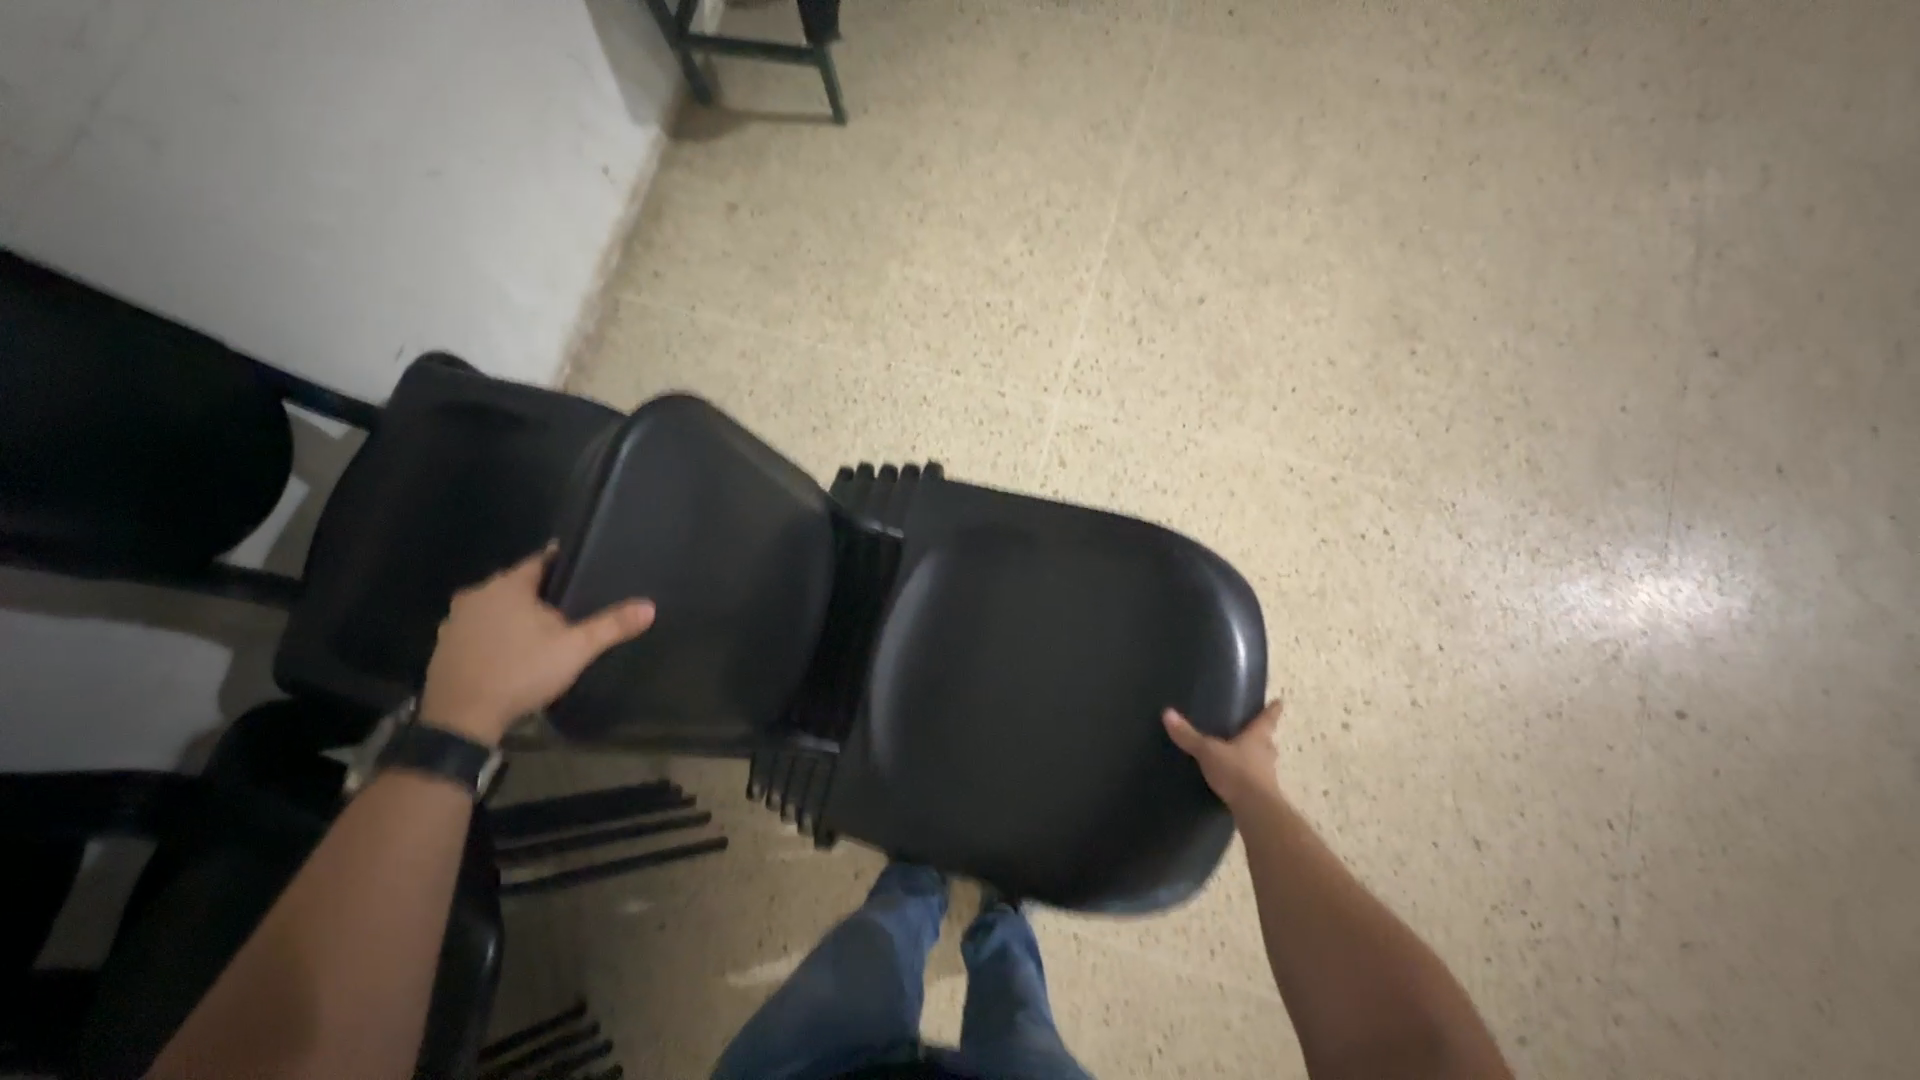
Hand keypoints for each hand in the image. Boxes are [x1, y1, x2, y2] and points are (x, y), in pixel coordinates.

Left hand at [419, 546, 655, 744]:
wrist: (462, 717)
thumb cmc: (522, 672)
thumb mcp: (576, 649)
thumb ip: (611, 625)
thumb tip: (650, 607)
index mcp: (508, 586)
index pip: (540, 562)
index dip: (561, 565)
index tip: (578, 571)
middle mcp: (477, 595)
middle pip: (515, 585)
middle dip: (537, 595)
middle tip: (565, 609)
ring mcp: (455, 621)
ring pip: (492, 609)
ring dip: (511, 617)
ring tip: (538, 633)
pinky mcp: (443, 647)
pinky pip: (476, 632)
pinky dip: (492, 638)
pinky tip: (509, 655)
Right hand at [1163, 699, 1283, 810]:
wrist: (1256, 809)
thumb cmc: (1236, 772)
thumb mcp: (1208, 752)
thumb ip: (1189, 736)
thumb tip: (1167, 713)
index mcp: (1256, 738)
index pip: (1267, 719)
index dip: (1272, 710)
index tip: (1279, 702)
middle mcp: (1265, 754)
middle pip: (1267, 741)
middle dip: (1262, 737)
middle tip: (1255, 732)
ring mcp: (1267, 776)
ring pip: (1263, 762)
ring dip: (1256, 759)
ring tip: (1242, 757)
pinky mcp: (1263, 795)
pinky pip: (1256, 781)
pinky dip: (1249, 779)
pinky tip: (1237, 782)